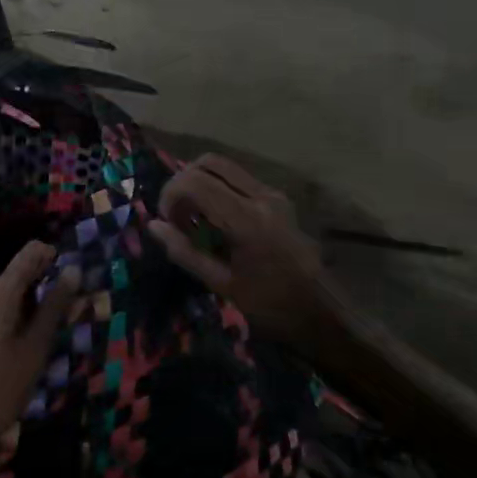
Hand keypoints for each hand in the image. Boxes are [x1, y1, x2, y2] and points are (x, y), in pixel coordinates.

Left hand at [0, 242, 81, 468]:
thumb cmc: (3, 384)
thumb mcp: (37, 345)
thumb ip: (55, 305)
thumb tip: (73, 270)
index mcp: (0, 290)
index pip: (31, 252)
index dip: (55, 257)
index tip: (74, 281)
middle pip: (24, 271)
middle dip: (49, 285)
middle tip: (70, 315)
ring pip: (16, 290)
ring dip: (37, 302)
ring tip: (54, 331)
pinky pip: (4, 304)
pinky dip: (22, 313)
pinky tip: (33, 340)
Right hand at [148, 155, 338, 347]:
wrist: (322, 314)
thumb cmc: (270, 306)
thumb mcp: (222, 284)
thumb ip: (184, 252)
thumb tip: (154, 225)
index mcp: (246, 219)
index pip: (196, 182)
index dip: (171, 194)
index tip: (166, 221)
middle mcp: (262, 197)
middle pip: (210, 163)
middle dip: (183, 181)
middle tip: (176, 214)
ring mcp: (274, 195)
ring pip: (225, 167)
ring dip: (201, 183)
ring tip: (193, 217)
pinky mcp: (279, 199)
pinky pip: (239, 180)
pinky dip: (217, 189)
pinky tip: (215, 220)